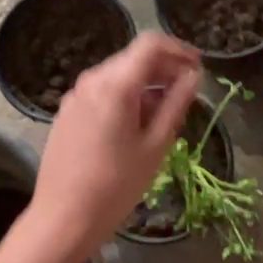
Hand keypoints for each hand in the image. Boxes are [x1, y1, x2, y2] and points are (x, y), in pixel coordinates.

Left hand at [30, 33, 201, 246]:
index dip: (178, 50)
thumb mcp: (155, 145)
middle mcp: (91, 81)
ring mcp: (75, 96)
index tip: (198, 66)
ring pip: (117, 75)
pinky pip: (102, 92)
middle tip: (188, 90)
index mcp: (115, 85)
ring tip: (166, 111)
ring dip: (145, 83)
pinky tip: (137, 123)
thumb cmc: (117, 185)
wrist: (64, 217)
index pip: (150, 45)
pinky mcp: (67, 113)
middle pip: (133, 58)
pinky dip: (125, 96)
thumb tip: (193, 77)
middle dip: (164, 68)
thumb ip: (176, 104)